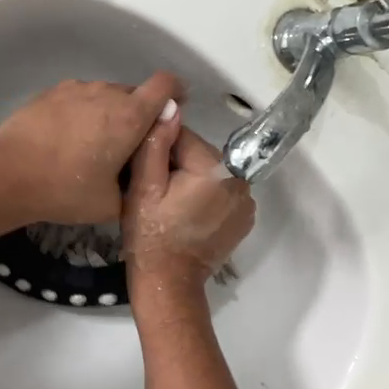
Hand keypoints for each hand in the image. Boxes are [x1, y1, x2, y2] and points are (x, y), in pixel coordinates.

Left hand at [0, 72, 182, 224]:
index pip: (166, 85)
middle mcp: (107, 93)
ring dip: (108, 114)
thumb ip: (136, 186)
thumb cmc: (66, 190)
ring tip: (94, 146)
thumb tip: (141, 180)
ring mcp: (76, 89)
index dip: (176, 93)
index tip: (174, 109)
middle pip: (134, 93)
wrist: (9, 174)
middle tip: (129, 146)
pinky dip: (82, 113)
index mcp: (130, 116)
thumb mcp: (112, 204)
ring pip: (104, 96)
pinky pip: (79, 99)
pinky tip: (68, 140)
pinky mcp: (50, 93)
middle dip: (138, 115)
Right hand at [122, 106, 255, 294]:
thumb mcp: (143, 186)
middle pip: (198, 153)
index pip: (182, 136)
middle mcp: (240, 180)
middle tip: (153, 191)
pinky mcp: (244, 218)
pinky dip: (204, 197)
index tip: (142, 173)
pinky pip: (221, 192)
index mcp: (215, 167)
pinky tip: (185, 214)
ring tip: (168, 204)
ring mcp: (246, 201)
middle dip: (175, 164)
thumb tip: (169, 105)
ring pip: (209, 172)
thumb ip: (155, 142)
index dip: (157, 150)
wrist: (168, 283)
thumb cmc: (150, 235)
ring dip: (190, 180)